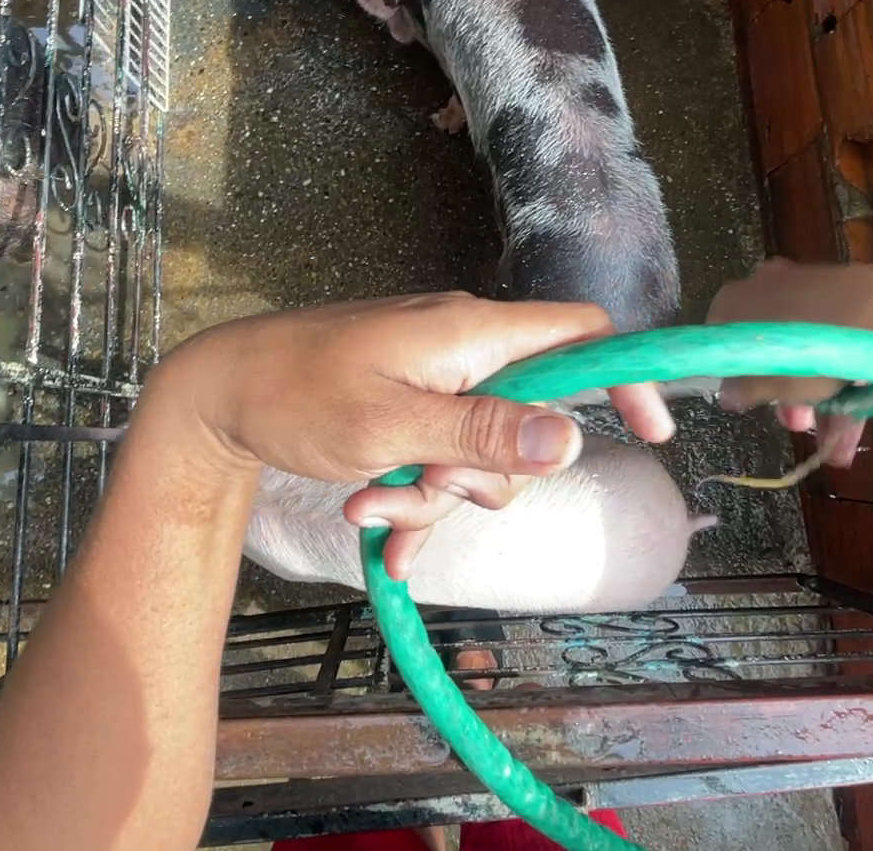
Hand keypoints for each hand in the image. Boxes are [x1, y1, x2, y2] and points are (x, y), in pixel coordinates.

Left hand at [150, 292, 674, 575]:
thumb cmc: (298, 395)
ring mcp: (435, 379)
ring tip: (369, 510)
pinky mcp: (408, 405)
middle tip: (417, 487)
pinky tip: (380, 539)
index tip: (652, 433)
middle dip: (484, 475)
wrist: (219, 394)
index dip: (625, 377)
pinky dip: (417, 498)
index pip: (581, 335)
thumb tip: (571, 439)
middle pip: (529, 419)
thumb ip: (482, 432)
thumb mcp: (392, 424)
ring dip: (434, 496)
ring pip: (479, 453)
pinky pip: (440, 459)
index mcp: (472, 333)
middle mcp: (463, 350)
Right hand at [704, 259, 872, 464]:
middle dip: (784, 393)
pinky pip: (842, 343)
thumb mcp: (769, 380)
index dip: (733, 371)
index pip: (721, 334)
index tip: (748, 399)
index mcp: (742, 297)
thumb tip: (727, 394)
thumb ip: (742, 388)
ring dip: (820, 399)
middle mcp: (775, 285)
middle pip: (770, 345)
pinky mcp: (862, 298)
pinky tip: (859, 423)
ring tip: (834, 444)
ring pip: (810, 349)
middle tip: (796, 424)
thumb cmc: (816, 350)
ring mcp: (821, 290)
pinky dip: (847, 382)